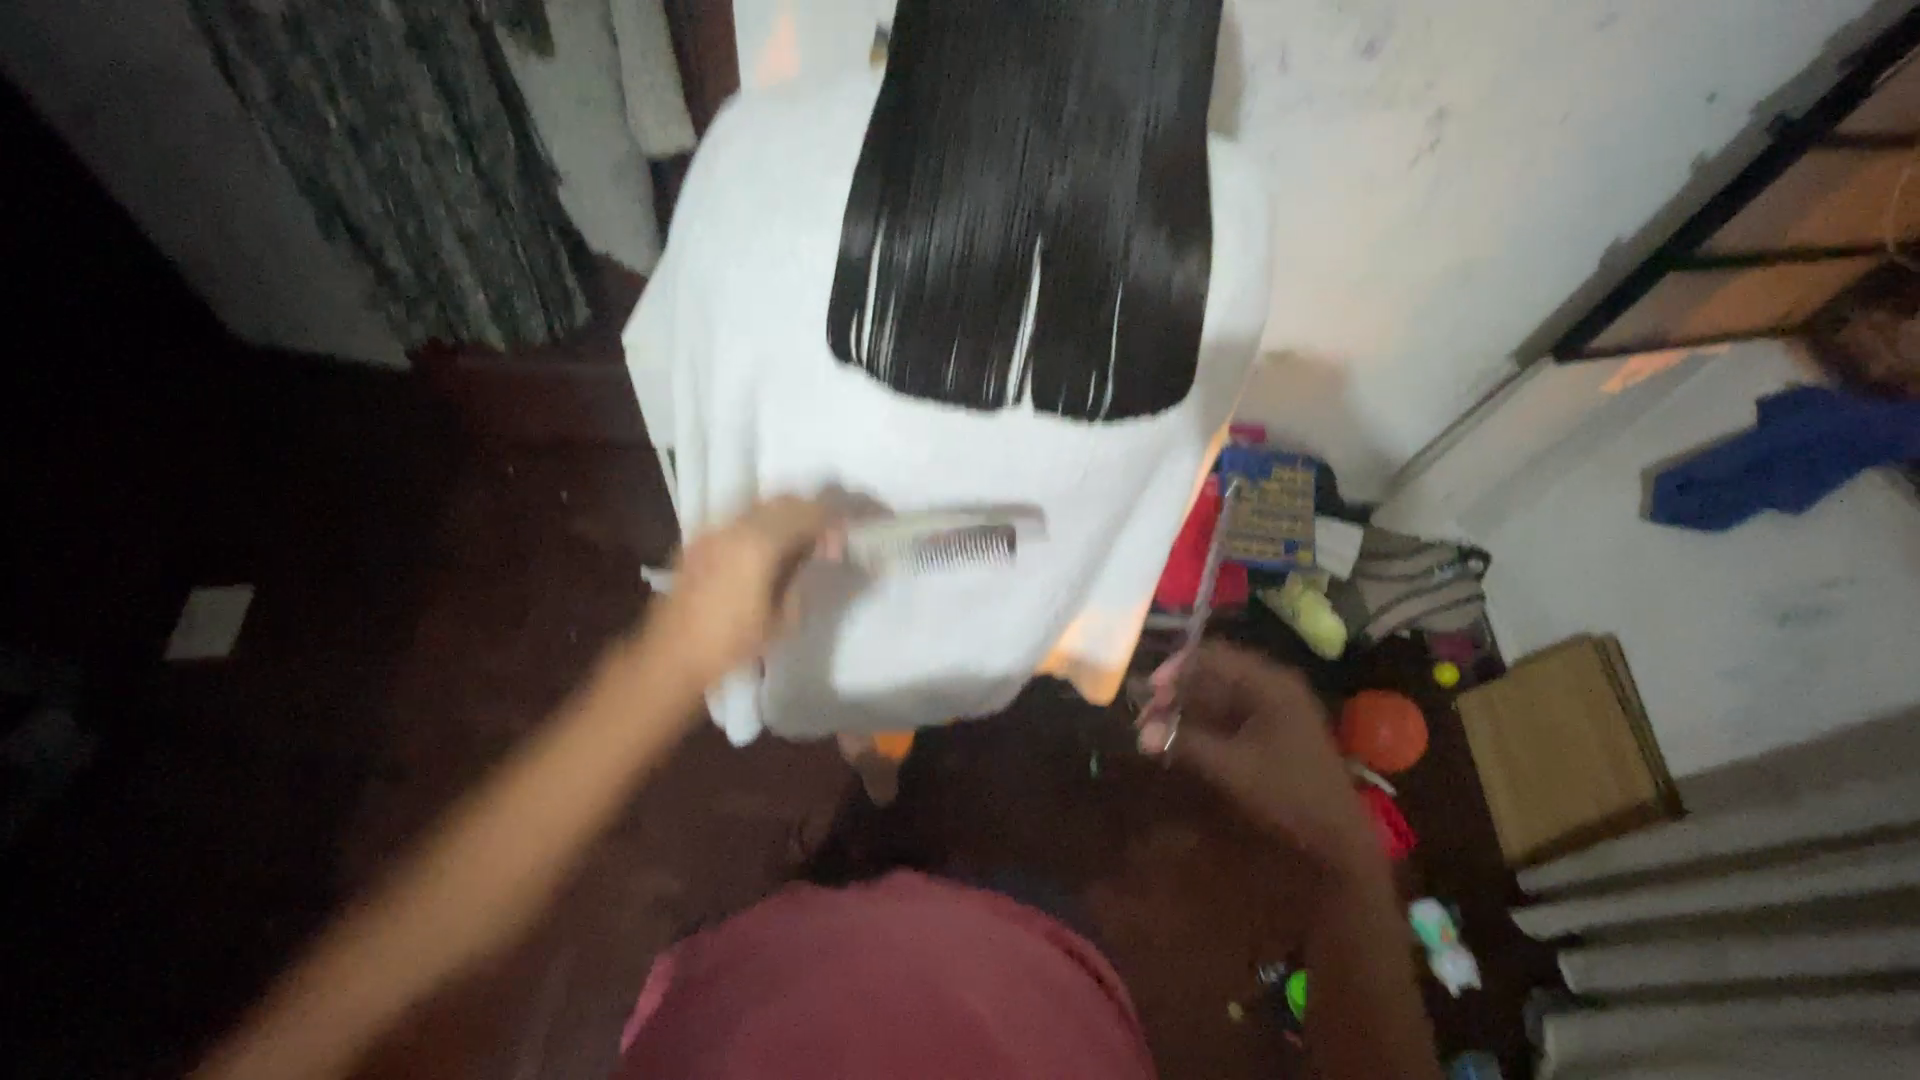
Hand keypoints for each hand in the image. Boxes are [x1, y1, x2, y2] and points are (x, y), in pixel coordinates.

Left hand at [643, 496, 834, 681]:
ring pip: (761, 505)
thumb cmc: (731, 645)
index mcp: (759, 543)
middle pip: (785, 500)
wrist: (670, 657)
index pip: (809, 512)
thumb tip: (824, 552)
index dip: (837, 517)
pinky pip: (741, 517)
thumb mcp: (781, 617)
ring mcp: (713, 529)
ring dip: (789, 514)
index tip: (854, 530)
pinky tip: (772, 549)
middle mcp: (734, 525)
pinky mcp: (700, 539)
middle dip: (814, 511)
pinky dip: (765, 523)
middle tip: (832, 536)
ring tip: (805, 541)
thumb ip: (804, 575)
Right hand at [1140, 643, 1378, 872]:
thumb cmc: (1288, 794)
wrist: (1338, 837)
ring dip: (1187, 708)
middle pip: (1214, 673)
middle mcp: (1273, 686)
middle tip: (1147, 715)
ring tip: (1158, 728)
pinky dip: (1203, 722)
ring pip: (1220, 694)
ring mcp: (1276, 708)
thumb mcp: (1231, 767)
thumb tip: (1140, 735)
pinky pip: (1230, 714)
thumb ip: (1185, 743)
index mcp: (1269, 683)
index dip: (1175, 669)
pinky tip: (1182, 739)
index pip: (1212, 655)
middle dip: (1177, 691)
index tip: (1148, 692)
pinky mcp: (1274, 730)